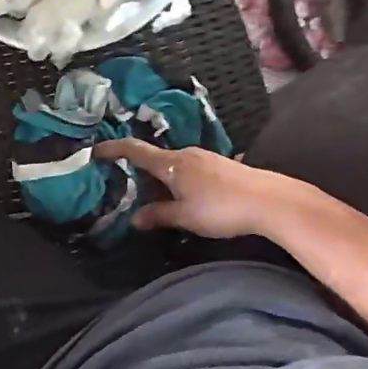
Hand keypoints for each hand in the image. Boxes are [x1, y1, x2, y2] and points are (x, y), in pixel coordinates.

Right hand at [94, 140, 296, 238]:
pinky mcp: (220, 166)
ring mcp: (205, 158)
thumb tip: (134, 219)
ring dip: (160, 181)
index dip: (112, 149)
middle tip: (126, 191)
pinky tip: (183, 200)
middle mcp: (186, 154)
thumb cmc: (222, 208)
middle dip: (138, 174)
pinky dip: (177, 182)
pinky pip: (188, 170)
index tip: (94, 151)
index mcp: (171, 163)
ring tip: (155, 201)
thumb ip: (157, 216)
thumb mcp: (184, 217)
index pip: (134, 150)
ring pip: (172, 166)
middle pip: (154, 159)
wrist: (272, 202)